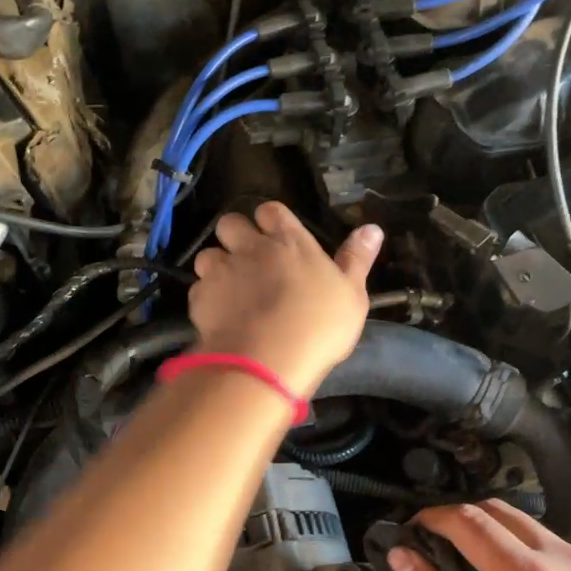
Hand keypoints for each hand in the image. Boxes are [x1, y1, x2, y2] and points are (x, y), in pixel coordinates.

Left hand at [188, 202, 381, 393]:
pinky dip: (207, 299)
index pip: (271, 210)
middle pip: (230, 222)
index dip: (270, 220)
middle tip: (248, 258)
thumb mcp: (352, 294)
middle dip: (235, 235)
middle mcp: (250, 248)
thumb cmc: (319, 326)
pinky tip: (220, 316)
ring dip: (216, 266)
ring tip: (231, 288)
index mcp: (289, 241)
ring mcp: (221, 272)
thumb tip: (372, 228)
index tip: (276, 235)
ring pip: (207, 254)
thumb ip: (357, 259)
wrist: (268, 361)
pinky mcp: (200, 298)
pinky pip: (198, 289)